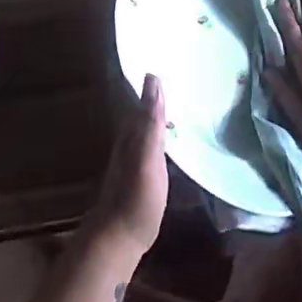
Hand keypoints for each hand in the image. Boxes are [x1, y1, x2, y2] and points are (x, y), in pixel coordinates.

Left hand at [86, 74, 168, 260]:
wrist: (118, 238)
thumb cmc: (135, 196)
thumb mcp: (148, 156)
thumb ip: (151, 121)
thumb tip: (153, 77)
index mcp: (131, 132)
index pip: (142, 99)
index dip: (154, 84)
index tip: (170, 63)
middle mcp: (129, 141)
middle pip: (143, 112)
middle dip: (158, 98)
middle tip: (183, 81)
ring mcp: (132, 160)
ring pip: (146, 129)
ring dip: (160, 117)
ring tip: (182, 107)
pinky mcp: (139, 177)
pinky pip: (151, 147)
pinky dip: (161, 138)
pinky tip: (171, 142)